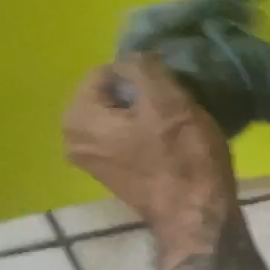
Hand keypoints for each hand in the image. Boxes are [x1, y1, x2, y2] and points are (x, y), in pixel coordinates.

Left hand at [63, 55, 236, 233]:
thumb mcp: (172, 105)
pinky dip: (148, 133)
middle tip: (182, 103)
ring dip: (150, 113)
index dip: (143, 72)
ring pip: (121, 117)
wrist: (197, 214)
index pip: (104, 72)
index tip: (176, 86)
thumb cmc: (184, 158)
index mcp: (78, 118)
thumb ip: (147, 71)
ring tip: (182, 121)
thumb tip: (136, 55)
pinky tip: (175, 142)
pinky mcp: (113, 174)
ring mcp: (91, 159)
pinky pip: (126, 138)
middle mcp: (72, 138)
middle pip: (111, 96)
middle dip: (145, 93)